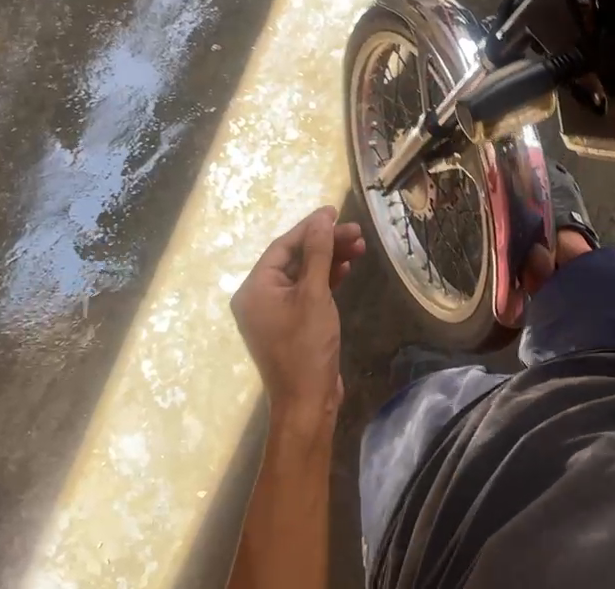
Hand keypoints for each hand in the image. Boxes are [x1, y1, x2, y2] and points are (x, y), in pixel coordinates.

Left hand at [230, 207, 365, 423]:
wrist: (307, 402)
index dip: (311, 227)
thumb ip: (318, 254)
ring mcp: (275, 312)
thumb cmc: (306, 347)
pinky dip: (326, 279)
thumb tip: (322, 219)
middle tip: (357, 232)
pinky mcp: (291, 324)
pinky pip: (307, 291)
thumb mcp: (314, 295)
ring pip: (304, 274)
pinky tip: (346, 268)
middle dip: (325, 243)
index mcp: (254, 289)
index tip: (336, 211)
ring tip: (359, 247)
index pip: (284, 246)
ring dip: (330, 259)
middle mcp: (259, 297)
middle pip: (295, 258)